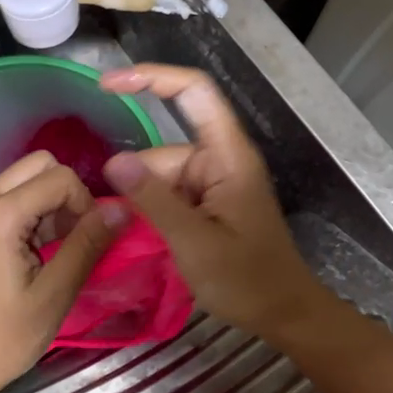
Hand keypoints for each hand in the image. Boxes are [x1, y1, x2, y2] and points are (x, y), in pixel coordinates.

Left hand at [0, 151, 130, 392]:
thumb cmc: (4, 336)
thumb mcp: (55, 293)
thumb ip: (88, 243)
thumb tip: (124, 208)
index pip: (59, 177)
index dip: (85, 202)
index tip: (92, 239)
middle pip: (40, 165)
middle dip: (68, 194)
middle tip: (77, 237)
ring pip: (27, 178)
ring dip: (52, 204)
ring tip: (62, 248)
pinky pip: (13, 197)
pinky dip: (35, 212)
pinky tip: (43, 250)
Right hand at [99, 65, 324, 340]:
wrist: (285, 316)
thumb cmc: (248, 280)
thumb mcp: (195, 242)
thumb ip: (154, 199)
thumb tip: (114, 160)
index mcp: (228, 156)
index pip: (194, 92)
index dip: (151, 76)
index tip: (107, 84)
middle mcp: (221, 159)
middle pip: (164, 148)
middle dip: (140, 180)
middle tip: (128, 223)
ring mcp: (215, 180)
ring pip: (161, 174)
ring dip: (146, 201)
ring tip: (150, 241)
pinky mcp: (208, 201)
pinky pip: (169, 192)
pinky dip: (153, 209)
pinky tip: (150, 236)